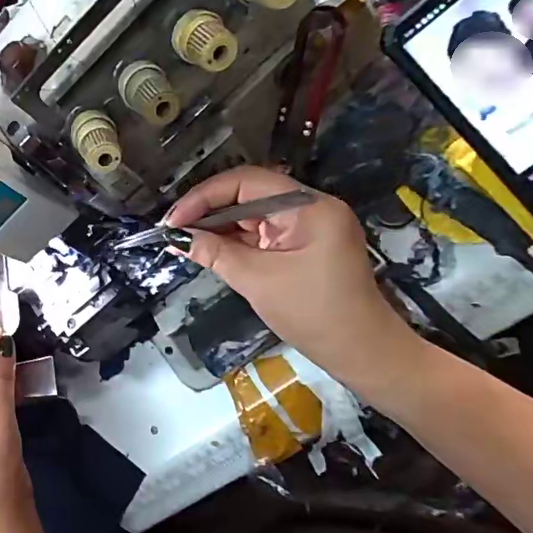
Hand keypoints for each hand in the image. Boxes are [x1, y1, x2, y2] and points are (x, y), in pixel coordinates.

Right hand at [164, 165, 415, 379]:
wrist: (359, 349)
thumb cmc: (312, 313)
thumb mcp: (256, 280)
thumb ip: (214, 252)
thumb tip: (176, 236)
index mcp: (308, 207)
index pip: (246, 182)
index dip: (204, 196)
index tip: (173, 220)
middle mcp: (310, 206)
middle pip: (248, 194)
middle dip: (207, 210)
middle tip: (173, 230)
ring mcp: (307, 224)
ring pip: (251, 213)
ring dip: (217, 226)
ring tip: (183, 240)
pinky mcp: (302, 242)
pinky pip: (260, 231)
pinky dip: (233, 239)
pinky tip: (206, 248)